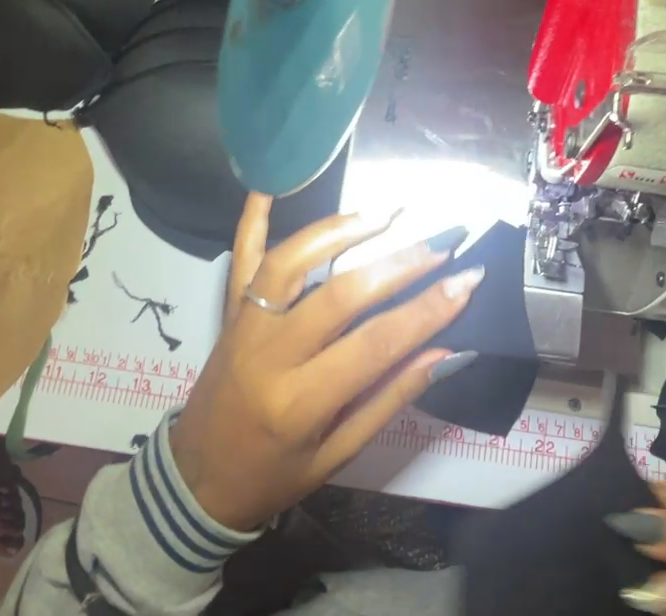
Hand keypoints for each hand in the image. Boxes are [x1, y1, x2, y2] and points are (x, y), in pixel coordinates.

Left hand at [169, 194, 481, 530]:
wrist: (197, 481)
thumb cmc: (274, 474)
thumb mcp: (338, 453)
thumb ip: (391, 398)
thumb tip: (448, 352)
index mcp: (301, 401)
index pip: (376, 344)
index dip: (428, 311)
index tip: (468, 279)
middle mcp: (269, 355)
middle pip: (339, 295)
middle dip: (397, 266)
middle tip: (440, 242)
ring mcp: (243, 325)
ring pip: (289, 263)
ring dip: (337, 232)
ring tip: (382, 214)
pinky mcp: (228, 311)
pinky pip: (239, 256)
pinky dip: (253, 218)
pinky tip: (269, 184)